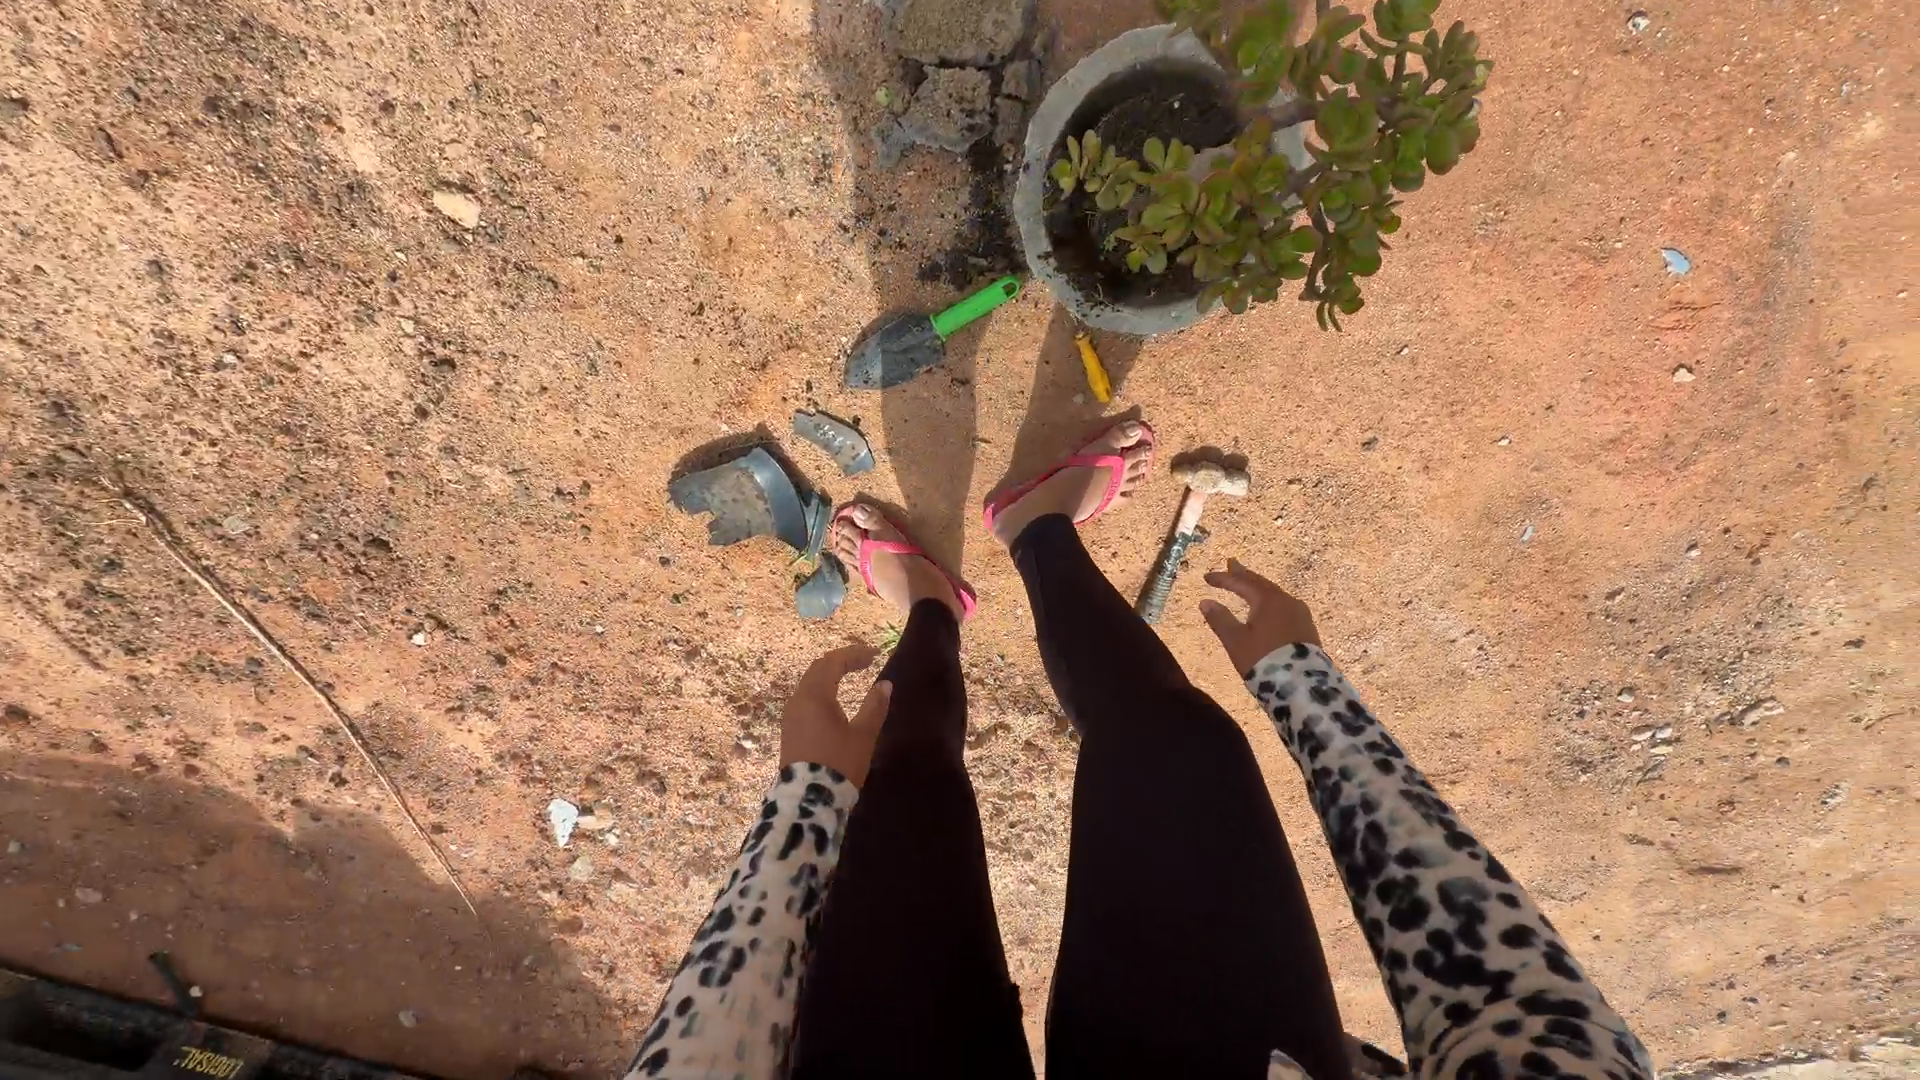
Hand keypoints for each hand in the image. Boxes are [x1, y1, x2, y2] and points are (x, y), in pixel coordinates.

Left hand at [779, 644, 892, 786]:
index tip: (875, 655)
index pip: (833, 662)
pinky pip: (806, 697)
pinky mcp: (790, 729)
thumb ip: (874, 706)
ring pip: (810, 682)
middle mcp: (798, 700)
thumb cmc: (839, 764)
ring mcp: (790, 715)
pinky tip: (835, 697)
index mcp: (815, 696)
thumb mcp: (863, 735)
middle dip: (842, 660)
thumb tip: (884, 684)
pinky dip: (822, 688)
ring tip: (851, 674)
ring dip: (830, 674)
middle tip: (865, 661)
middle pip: (818, 668)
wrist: (809, 800)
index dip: (854, 654)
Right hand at [1199, 559, 1322, 672]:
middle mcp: (1287, 601)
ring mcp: (1300, 614)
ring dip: (1258, 587)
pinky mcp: (1306, 628)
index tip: (1206, 577)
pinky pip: (1283, 605)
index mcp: (1268, 600)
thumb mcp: (1236, 641)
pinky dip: (1269, 600)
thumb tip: (1205, 602)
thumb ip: (1220, 619)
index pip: (1242, 583)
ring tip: (1248, 583)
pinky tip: (1268, 606)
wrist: (1301, 685)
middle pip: (1261, 583)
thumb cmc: (1264, 659)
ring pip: (1274, 594)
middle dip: (1244, 575)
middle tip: (1231, 563)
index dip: (1223, 579)